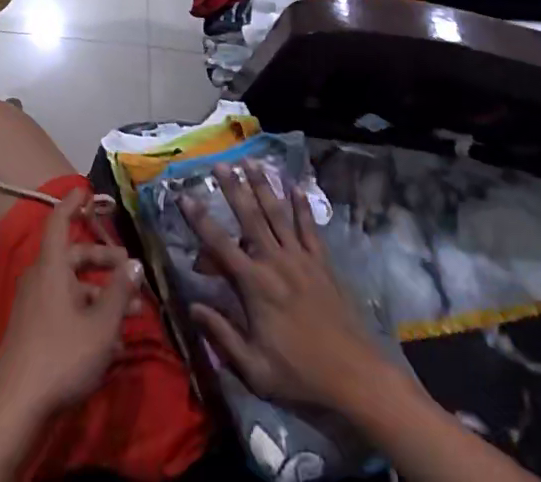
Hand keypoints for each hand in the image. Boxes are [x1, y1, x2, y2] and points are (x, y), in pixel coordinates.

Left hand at [0, 191, 143, 416]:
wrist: (15, 405)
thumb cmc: (62, 355)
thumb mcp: (101, 325)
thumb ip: (120, 291)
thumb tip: (134, 262)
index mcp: (52, 267)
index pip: (60, 222)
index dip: (73, 203)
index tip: (87, 189)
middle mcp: (40, 278)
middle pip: (73, 256)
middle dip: (104, 259)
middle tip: (131, 268)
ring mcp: (34, 305)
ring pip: (73, 286)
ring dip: (102, 292)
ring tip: (135, 311)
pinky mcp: (34, 330)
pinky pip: (66, 308)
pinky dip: (89, 313)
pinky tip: (114, 339)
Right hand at [183, 161, 395, 411]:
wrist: (357, 378)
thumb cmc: (300, 375)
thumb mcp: (253, 368)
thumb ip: (221, 334)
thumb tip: (192, 305)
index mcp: (254, 286)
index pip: (219, 244)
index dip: (199, 219)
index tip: (183, 196)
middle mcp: (276, 263)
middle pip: (250, 217)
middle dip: (234, 189)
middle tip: (220, 164)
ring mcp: (302, 260)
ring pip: (279, 215)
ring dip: (263, 187)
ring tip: (252, 162)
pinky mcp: (323, 265)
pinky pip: (310, 228)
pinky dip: (302, 206)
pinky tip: (295, 187)